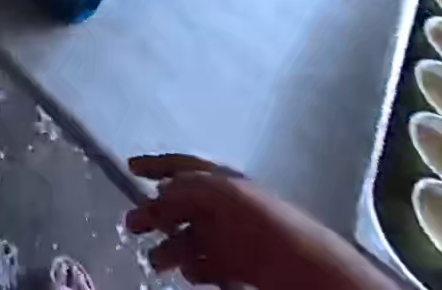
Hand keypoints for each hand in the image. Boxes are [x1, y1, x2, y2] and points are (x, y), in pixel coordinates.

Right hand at [124, 155, 403, 289]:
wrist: (311, 272)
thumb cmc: (268, 224)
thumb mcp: (225, 196)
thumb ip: (191, 189)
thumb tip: (160, 192)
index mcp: (221, 183)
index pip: (182, 167)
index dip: (156, 165)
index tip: (129, 167)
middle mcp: (223, 207)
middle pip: (181, 204)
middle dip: (155, 211)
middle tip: (130, 224)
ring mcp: (230, 238)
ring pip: (190, 237)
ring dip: (168, 245)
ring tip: (152, 261)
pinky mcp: (238, 269)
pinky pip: (207, 264)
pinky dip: (191, 268)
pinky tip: (183, 275)